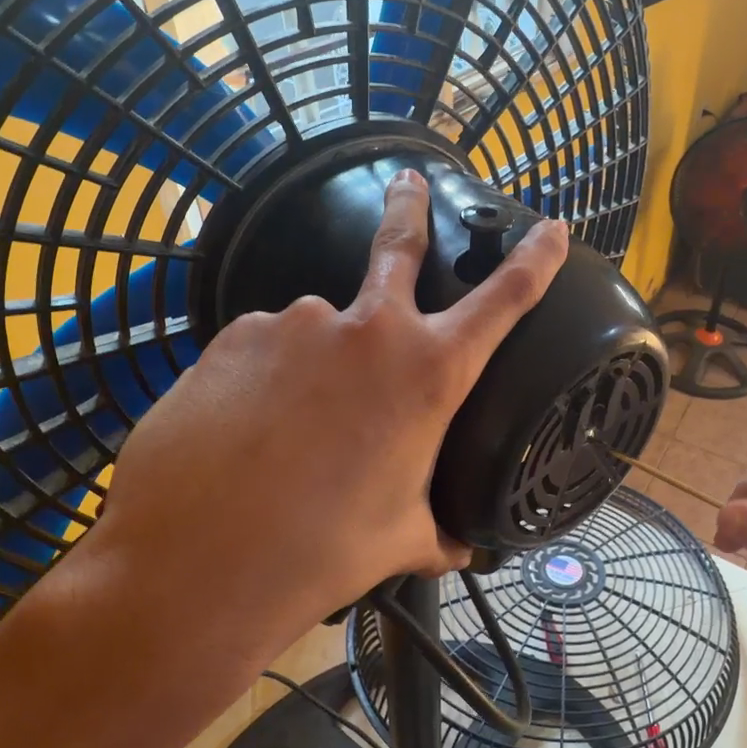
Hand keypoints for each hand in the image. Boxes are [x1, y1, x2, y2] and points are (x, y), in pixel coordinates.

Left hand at [54, 169, 569, 675]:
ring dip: (322, 363)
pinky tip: (251, 431)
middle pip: (399, 245)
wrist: (194, 565)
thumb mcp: (402, 540)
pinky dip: (273, 380)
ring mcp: (294, 326)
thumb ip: (440, 532)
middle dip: (410, 208)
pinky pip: (269, 351)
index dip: (535, 259)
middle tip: (410, 182)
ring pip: (322, 332)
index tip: (552, 229)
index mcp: (428, 373)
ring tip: (294, 432)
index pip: (504, 299)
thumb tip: (461, 549)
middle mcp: (367, 331)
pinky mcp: (233, 339)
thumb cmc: (321, 551)